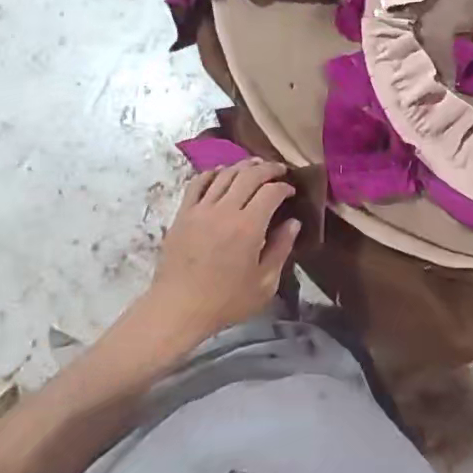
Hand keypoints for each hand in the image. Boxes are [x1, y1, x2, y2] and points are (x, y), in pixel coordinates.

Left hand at [142, 158, 298, 346]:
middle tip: (279, 170)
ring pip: (224, 174)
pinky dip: (212, 173)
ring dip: (242, 166)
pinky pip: (198, 183)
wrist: (178, 307)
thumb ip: (281, 249)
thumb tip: (294, 222)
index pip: (271, 191)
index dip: (284, 187)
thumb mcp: (264, 283)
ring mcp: (201, 209)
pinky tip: (221, 173)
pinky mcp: (183, 213)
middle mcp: (225, 210)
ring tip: (254, 165)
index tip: (291, 191)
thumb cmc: (226, 301)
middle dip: (267, 168)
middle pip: (249, 175)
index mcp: (248, 227)